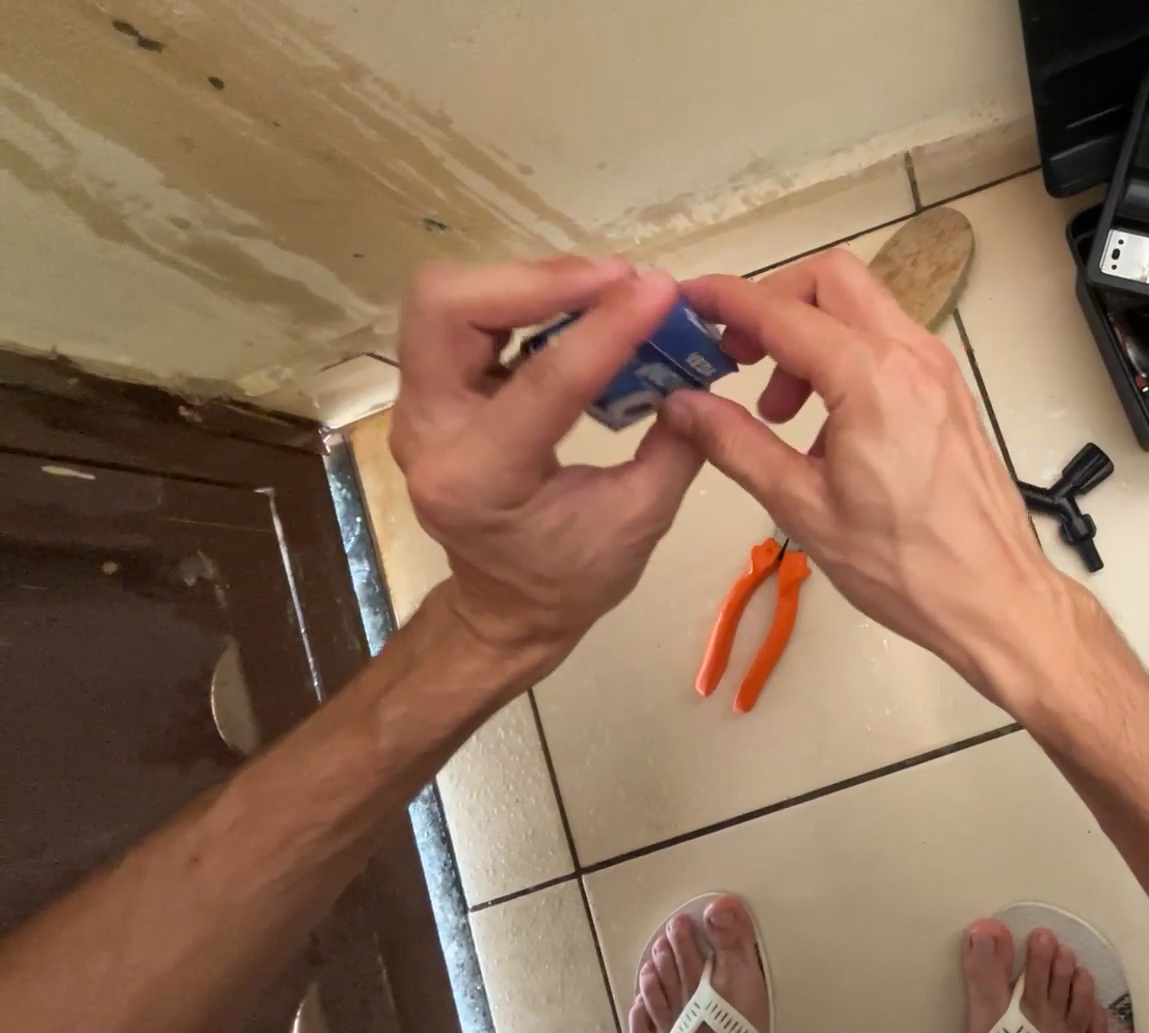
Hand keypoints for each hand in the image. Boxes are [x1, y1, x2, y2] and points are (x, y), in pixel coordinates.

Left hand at [390, 257, 705, 661]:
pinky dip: (525, 303)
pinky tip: (580, 313)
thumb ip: (677, 443)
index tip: (661, 290)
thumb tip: (700, 376)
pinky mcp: (431, 395)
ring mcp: (419, 409)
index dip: (607, 328)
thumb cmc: (576, 577)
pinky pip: (464, 321)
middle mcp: (430, 433)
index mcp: (484, 480)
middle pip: (449, 307)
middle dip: (539, 280)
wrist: (510, 609)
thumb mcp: (643, 517)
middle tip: (621, 279)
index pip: (545, 382)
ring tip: (608, 288)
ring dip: (530, 283)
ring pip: (448, 302)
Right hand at [656, 249, 1077, 699]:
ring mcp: (940, 372)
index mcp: (872, 379)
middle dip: (775, 302)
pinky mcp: (951, 395)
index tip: (685, 304)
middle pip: (832, 280)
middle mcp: (913, 356)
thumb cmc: (902, 565)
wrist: (992, 595)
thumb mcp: (804, 507)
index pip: (781, 312)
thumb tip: (682, 404)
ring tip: (784, 412)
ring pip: (865, 310)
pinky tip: (832, 427)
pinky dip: (849, 359)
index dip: (724, 300)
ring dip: (812, 335)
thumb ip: (736, 444)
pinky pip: (891, 347)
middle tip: (741, 358)